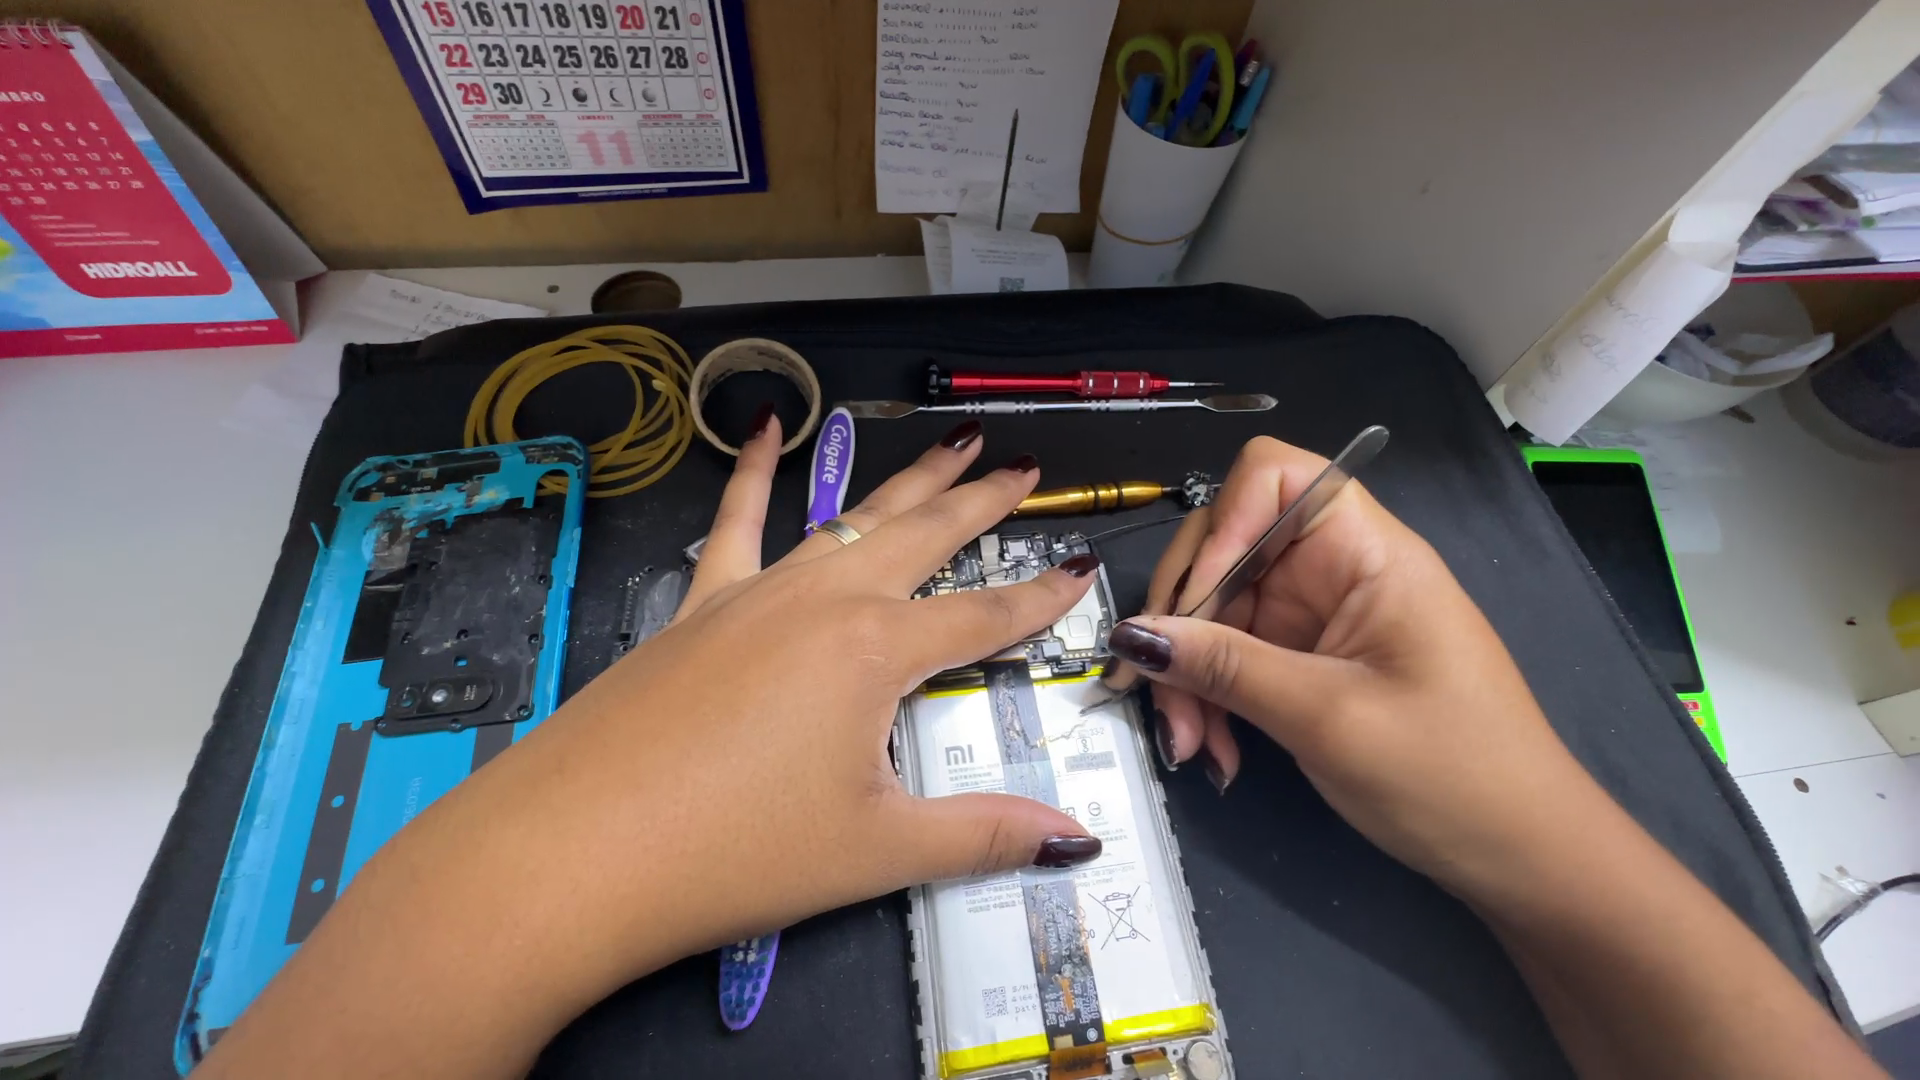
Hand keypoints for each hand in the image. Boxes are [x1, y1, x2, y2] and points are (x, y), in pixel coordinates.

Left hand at [198, 416, 1103, 1079]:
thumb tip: (1076, 839)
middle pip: (925, 537)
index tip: (1081, 569)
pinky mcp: (699, 606)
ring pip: (851, 518)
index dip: (1041, 599)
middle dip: (983, 503)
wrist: (566, 860)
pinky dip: (752, 472)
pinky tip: (765, 428)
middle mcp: (824, 601)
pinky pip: (734, 523)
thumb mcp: (876, 851)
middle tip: (1022, 468)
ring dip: (907, 482)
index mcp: (876, 651)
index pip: (984, 617)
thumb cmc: (733, 857)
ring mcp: (756, 594)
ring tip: (952, 444)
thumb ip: (984, 834)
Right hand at [1103, 435, 1596, 895]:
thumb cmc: (1453, 775)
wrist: (1519, 858)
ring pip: (1211, 610)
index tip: (1196, 601)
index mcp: (1363, 552)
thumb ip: (1224, 667)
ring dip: (1185, 673)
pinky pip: (1224, 654)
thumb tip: (1131, 635)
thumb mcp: (1327, 718)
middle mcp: (1329, 568)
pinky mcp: (1295, 656)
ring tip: (1191, 743)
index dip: (1223, 522)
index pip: (1272, 475)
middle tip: (1159, 694)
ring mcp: (1308, 614)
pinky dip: (1206, 696)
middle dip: (1182, 620)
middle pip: (1222, 549)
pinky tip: (1211, 746)